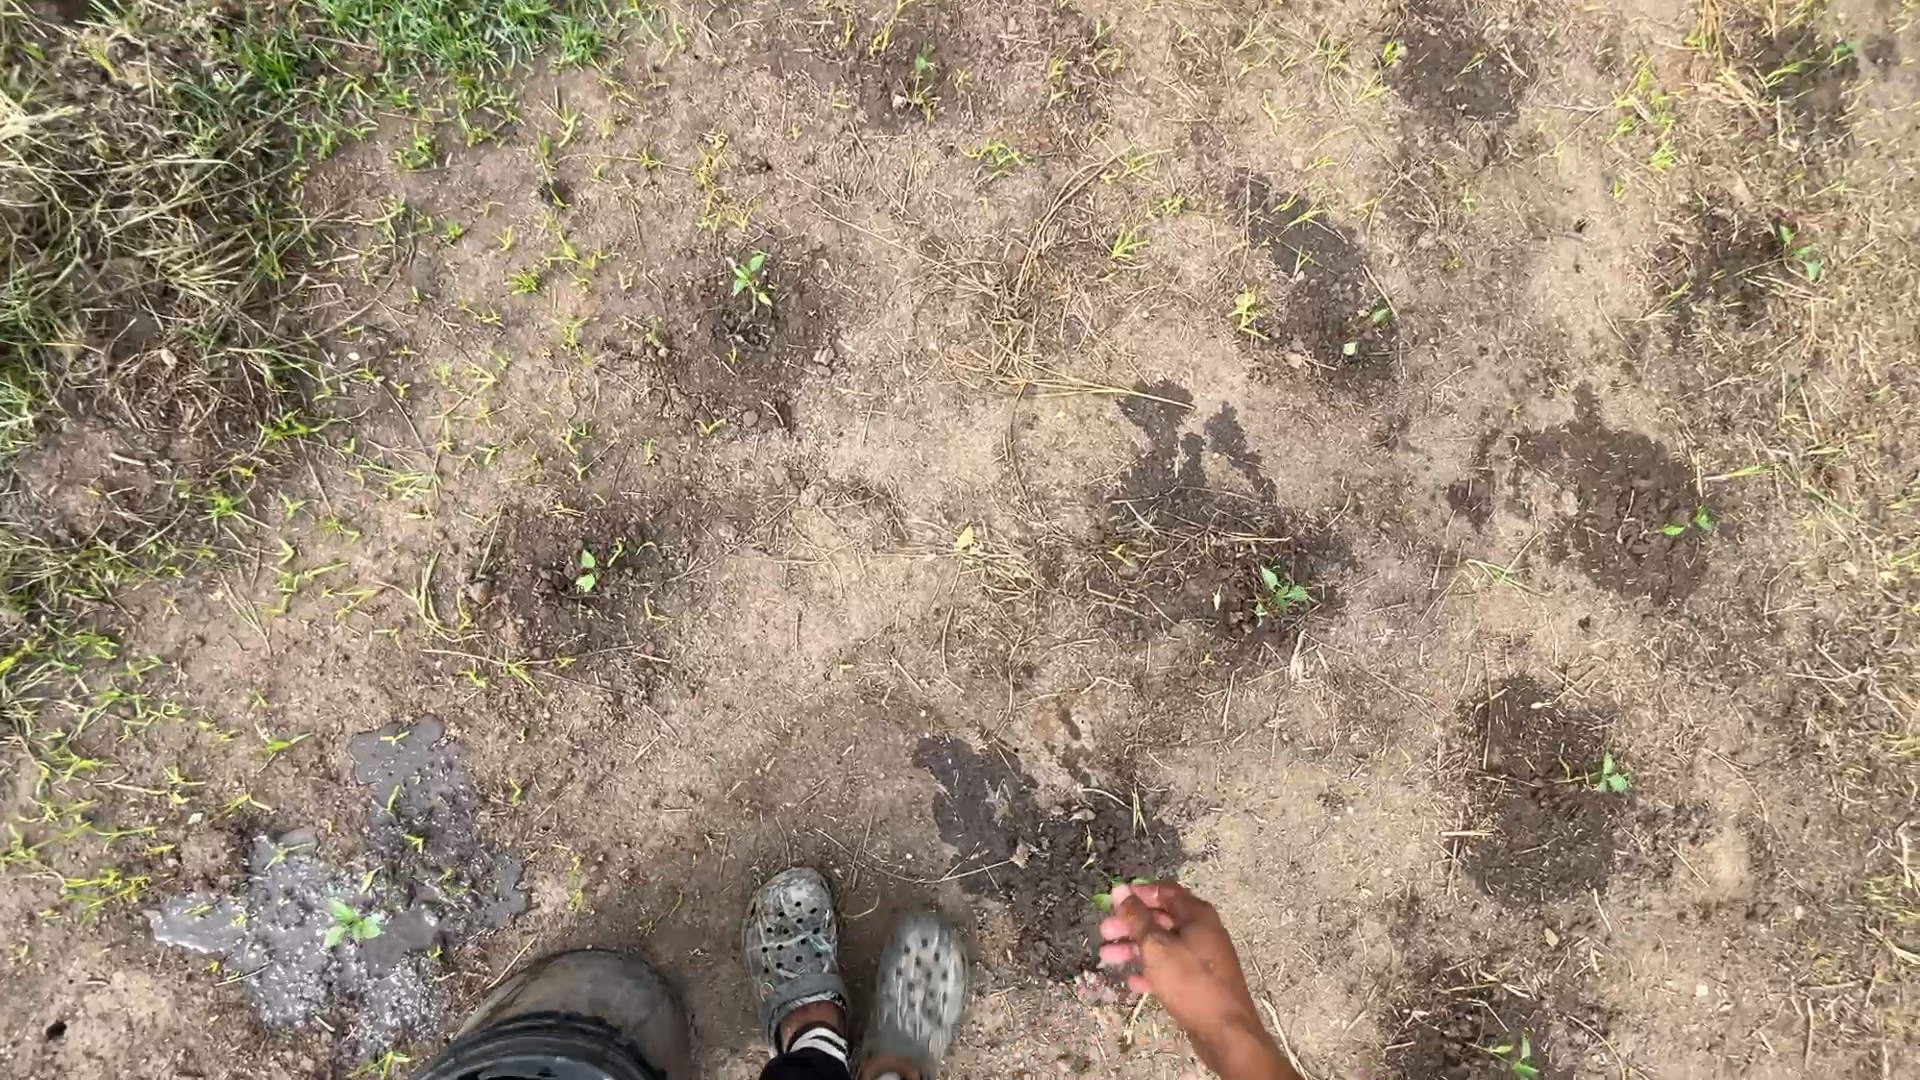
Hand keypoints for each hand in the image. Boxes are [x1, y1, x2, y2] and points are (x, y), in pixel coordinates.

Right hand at [1098, 882, 1296, 1079]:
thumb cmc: (1190, 981)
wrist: (1227, 1033)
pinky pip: (1171, 968)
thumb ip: (1136, 917)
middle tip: (1106, 931)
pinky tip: (1132, 981)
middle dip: (1131, 924)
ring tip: (1108, 957)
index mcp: (1196, 914)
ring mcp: (1202, 958)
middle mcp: (1202, 931)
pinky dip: (1151, 971)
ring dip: (1135, 948)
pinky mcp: (1200, 982)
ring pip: (1163, 945)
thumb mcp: (1156, 945)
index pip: (1164, 891)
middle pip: (1160, 919)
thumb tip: (1120, 890)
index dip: (1138, 893)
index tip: (1116, 901)